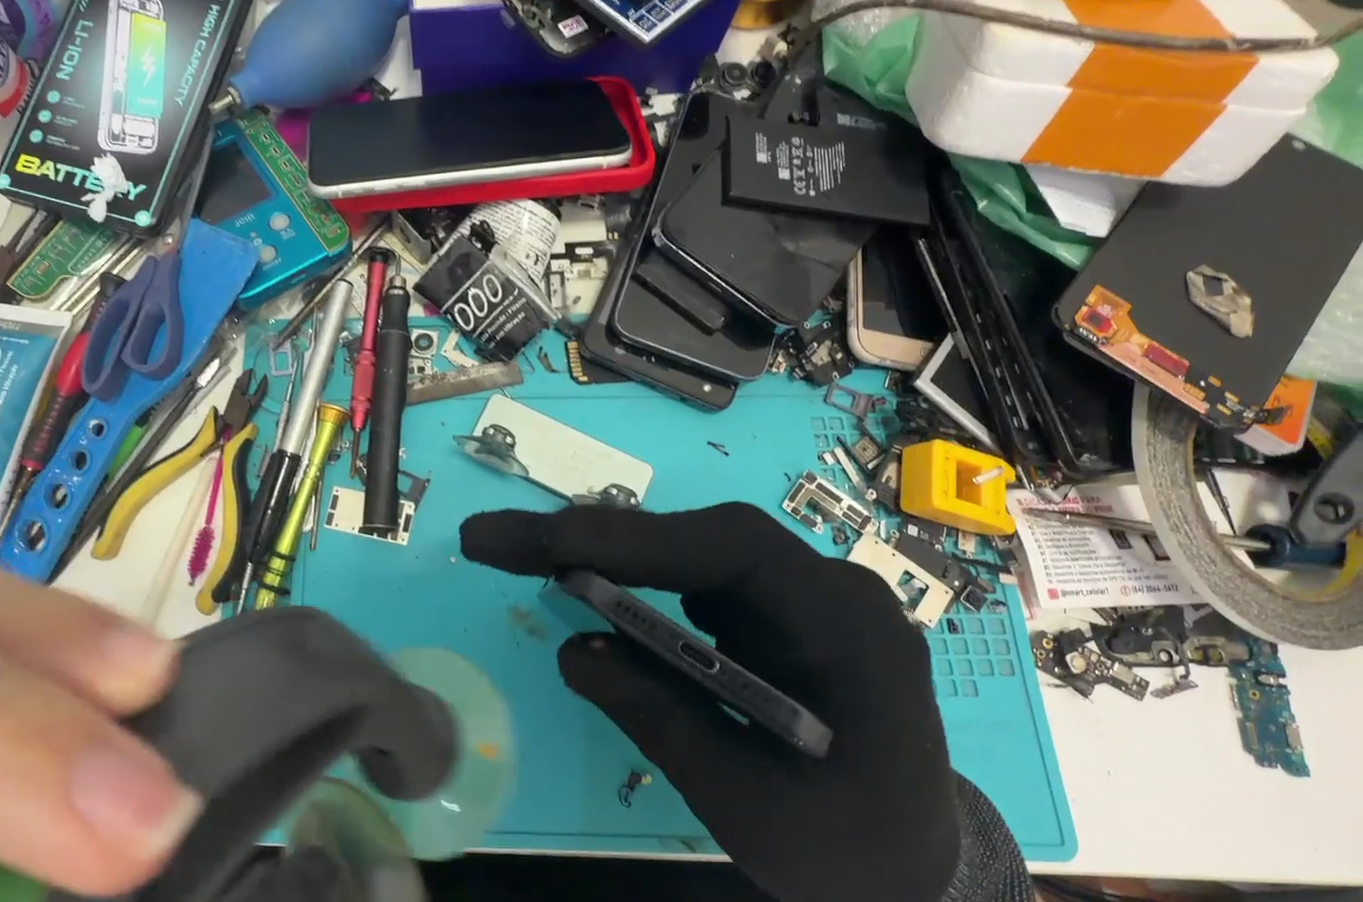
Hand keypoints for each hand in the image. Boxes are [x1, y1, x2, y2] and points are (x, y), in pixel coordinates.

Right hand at [462, 502, 960, 901]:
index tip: (544, 542)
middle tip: (493, 542)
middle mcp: (827, 592)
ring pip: (691, 553)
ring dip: (606, 554)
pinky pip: (697, 583)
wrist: (912, 877)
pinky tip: (587, 590)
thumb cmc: (845, 852)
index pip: (731, 550)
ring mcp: (801, 599)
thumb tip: (572, 653)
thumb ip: (660, 720)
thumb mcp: (748, 806)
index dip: (631, 537)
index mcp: (847, 630)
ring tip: (519, 556)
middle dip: (593, 538)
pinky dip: (635, 584)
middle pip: (700, 539)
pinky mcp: (774, 616)